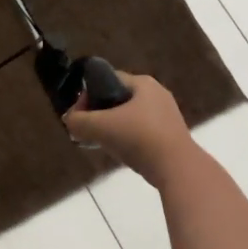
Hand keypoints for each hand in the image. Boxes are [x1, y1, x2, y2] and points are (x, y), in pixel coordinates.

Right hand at [62, 72, 196, 186]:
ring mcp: (167, 116)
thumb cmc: (139, 138)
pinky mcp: (171, 136)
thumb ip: (80, 121)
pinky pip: (141, 131)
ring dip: (113, 127)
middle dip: (99, 113)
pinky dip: (128, 139)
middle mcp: (157, 94)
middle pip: (118, 98)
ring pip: (129, 116)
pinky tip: (121, 153)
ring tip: (101, 143)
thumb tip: (69, 120)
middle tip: (87, 130)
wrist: (178, 169)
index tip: (79, 115)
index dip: (88, 94)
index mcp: (143, 83)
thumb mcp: (102, 127)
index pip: (108, 79)